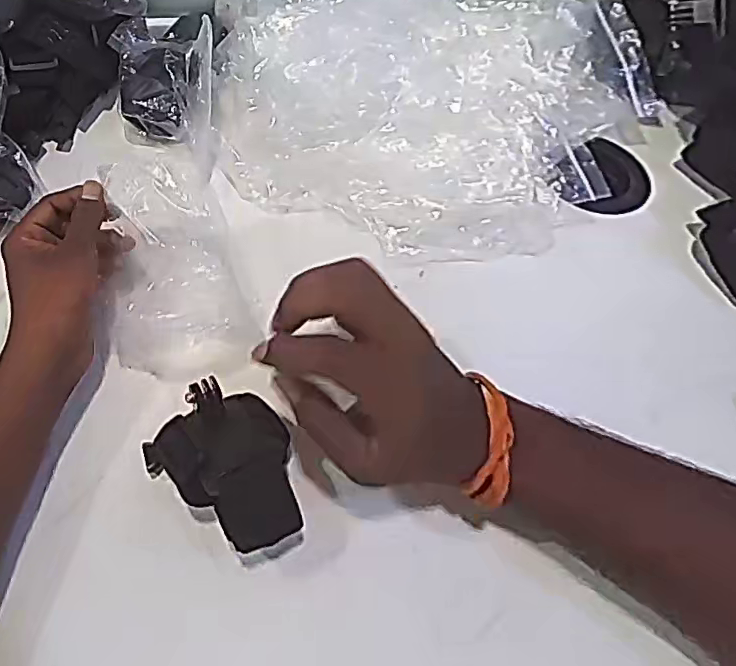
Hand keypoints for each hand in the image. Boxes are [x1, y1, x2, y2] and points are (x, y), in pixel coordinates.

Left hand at [0, 181, 126, 385]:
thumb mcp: (76, 251)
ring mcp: (50, 273)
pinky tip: (117, 264)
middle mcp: (35, 252)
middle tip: (119, 223)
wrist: (52, 354)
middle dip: (94, 223)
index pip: (52, 205)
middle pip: (67, 224)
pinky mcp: (66, 290)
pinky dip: (100, 262)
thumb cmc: (57, 299)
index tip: (107, 200)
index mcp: (25, 238)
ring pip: (79, 246)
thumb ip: (87, 217)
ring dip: (102, 243)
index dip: (79, 199)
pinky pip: (84, 266)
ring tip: (126, 246)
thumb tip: (93, 188)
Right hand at [256, 258, 487, 487]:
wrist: (471, 433)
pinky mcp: (398, 308)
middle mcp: (396, 338)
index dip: (284, 350)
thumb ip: (316, 423)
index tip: (265, 356)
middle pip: (340, 291)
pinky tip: (313, 306)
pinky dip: (325, 283)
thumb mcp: (363, 462)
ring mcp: (400, 317)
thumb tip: (286, 380)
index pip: (324, 350)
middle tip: (279, 328)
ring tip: (293, 315)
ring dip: (309, 288)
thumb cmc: (418, 448)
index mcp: (387, 380)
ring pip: (348, 274)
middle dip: (296, 302)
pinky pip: (356, 276)